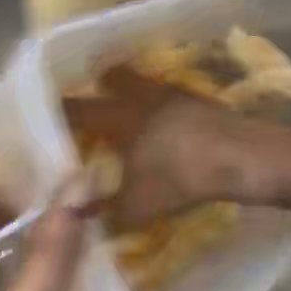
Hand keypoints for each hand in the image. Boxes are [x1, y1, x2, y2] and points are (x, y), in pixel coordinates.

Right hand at [69, 70, 290, 229]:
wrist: (241, 157)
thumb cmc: (181, 177)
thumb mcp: (136, 206)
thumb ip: (105, 211)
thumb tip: (80, 214)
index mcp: (121, 117)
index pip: (80, 108)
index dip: (62, 109)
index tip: (49, 110)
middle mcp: (145, 97)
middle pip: (116, 76)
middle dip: (102, 80)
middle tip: (93, 91)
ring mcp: (177, 94)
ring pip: (146, 81)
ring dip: (135, 88)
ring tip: (129, 103)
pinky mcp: (202, 100)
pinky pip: (172, 94)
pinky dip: (162, 102)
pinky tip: (166, 119)